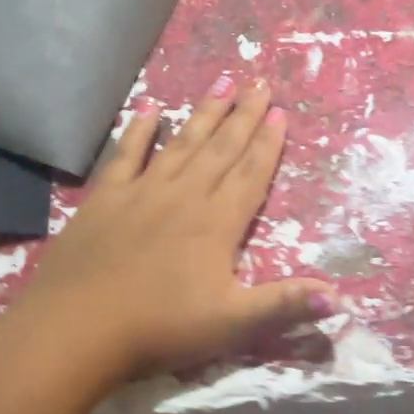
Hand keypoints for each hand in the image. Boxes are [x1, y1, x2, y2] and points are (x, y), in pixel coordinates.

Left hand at [13, 76, 334, 383]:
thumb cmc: (160, 328)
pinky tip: (148, 110)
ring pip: (181, 144)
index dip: (268, 144)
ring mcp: (141, 194)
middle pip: (221, 149)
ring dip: (204, 113)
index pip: (250, 174)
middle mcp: (184, 197)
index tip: (280, 112)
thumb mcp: (232, 324)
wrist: (74, 331)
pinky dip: (138, 132)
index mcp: (218, 223)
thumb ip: (284, 304)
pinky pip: (126, 156)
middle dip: (244, 115)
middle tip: (260, 82)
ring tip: (222, 82)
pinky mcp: (104, 200)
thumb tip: (338, 297)